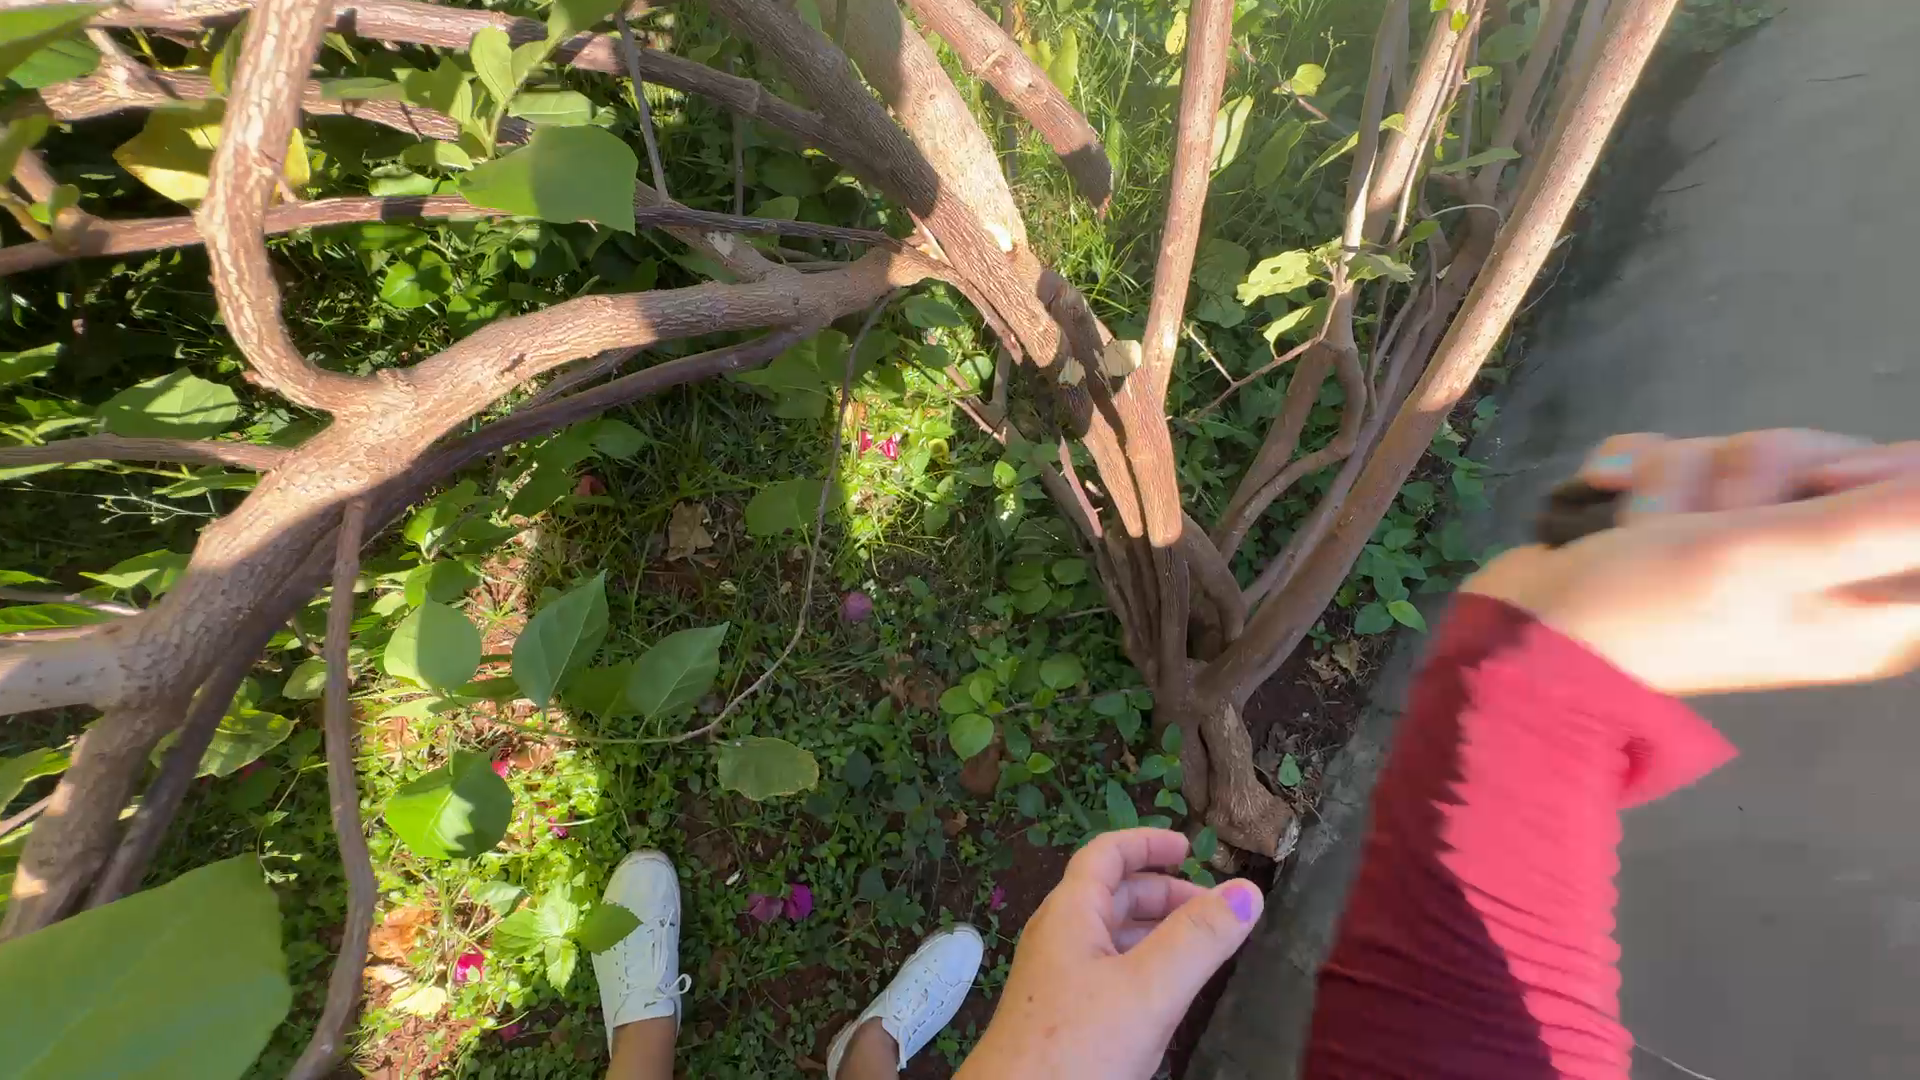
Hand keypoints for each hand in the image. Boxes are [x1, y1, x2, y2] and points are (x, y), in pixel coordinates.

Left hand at [956, 829, 1263, 1079]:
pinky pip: (1107, 970)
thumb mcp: (1148, 990)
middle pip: (1113, 893)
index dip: (1146, 843)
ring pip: (1112, 934)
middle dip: (1164, 894)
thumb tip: (1248, 891)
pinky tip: (1168, 993)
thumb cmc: (1079, 1044)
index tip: (1189, 847)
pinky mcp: (1061, 1012)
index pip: (1106, 853)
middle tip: (1217, 913)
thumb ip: (1198, 940)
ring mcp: (1057, 973)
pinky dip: (1142, 965)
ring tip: (1204, 950)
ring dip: (1156, 931)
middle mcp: (1059, 932)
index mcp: (1070, 910)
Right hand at [1466, 429, 1919, 694]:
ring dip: (1664, 481)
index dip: (1867, 472)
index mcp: (1872, 592)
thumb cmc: (1646, 612)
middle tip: (1696, 529)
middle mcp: (1810, 561)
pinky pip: (1663, 454)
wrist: (1520, 632)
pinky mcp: (1664, 520)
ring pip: (1726, 453)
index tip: (1815, 488)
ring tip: (1630, 529)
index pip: (1911, 486)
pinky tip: (1605, 494)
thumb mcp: (1767, 559)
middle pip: (1815, 455)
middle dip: (1734, 479)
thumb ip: (1887, 517)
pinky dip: (1624, 469)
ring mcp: (1728, 539)